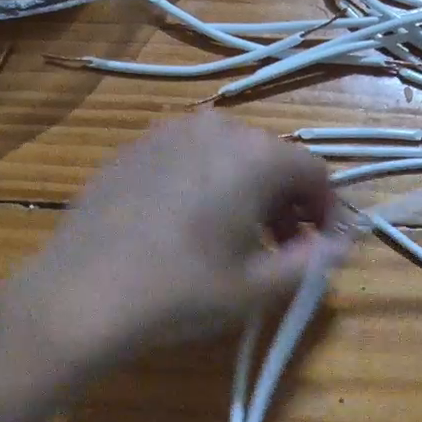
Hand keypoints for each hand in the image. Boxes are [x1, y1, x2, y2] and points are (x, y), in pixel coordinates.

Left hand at [0, 111, 343, 382]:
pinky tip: (187, 229)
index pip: (315, 172)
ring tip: (235, 241)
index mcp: (255, 155)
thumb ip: (312, 262)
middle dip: (287, 203)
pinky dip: (205, 185)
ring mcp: (167, 132)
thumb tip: (340, 246)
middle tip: (280, 250)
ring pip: (228, 157)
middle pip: (272, 159)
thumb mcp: (258, 288)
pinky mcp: (132, 148)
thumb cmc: (181, 293)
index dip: (328, 211)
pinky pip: (188, 159)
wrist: (81, 295)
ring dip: (247, 194)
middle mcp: (215, 126)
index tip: (322, 248)